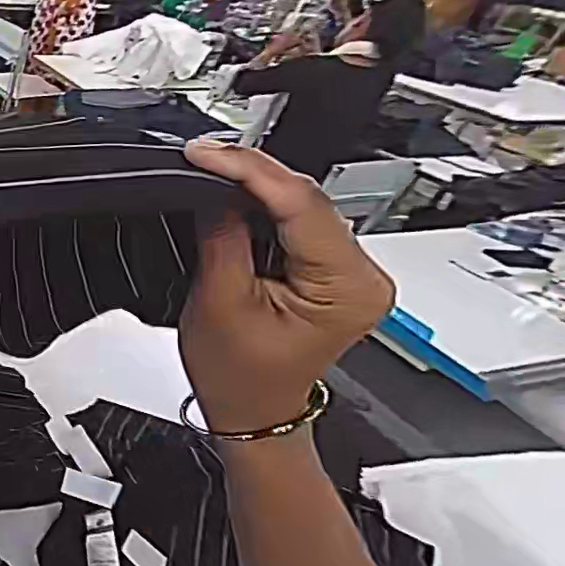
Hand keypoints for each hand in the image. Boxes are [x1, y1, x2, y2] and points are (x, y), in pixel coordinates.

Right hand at [180, 141, 395, 433]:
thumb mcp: (219, 304)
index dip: (250, 172)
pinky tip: (230, 200)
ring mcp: (348, 271)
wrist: (251, 411)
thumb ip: (221, 239)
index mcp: (348, 287)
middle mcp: (362, 274)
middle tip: (202, 157)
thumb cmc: (239, 377)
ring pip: (300, 207)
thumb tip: (214, 190)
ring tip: (208, 173)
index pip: (302, 205)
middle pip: (307, 200)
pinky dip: (259, 210)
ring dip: (252, 190)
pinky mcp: (328, 271)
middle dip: (250, 176)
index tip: (206, 154)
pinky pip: (295, 225)